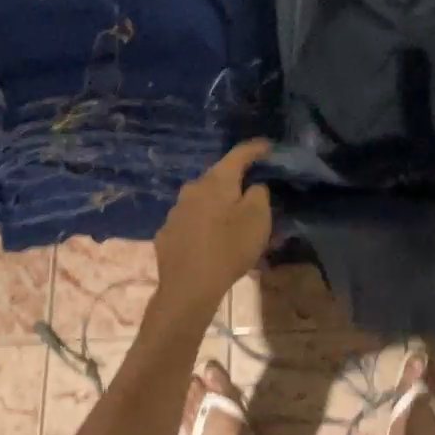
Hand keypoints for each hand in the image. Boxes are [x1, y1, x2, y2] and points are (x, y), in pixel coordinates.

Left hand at [152, 140, 273, 319]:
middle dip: (237, 185)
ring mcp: (176, 211)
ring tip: (233, 225)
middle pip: (219, 179)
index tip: (268, 146)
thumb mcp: (258, 218)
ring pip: (204, 201)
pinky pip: (191, 222)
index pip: (239, 154)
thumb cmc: (229, 248)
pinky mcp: (167, 233)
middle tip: (253, 197)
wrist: (188, 288)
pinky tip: (211, 242)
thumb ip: (259, 194)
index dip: (256, 148)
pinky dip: (204, 226)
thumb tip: (252, 187)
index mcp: (216, 181)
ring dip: (219, 207)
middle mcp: (192, 189)